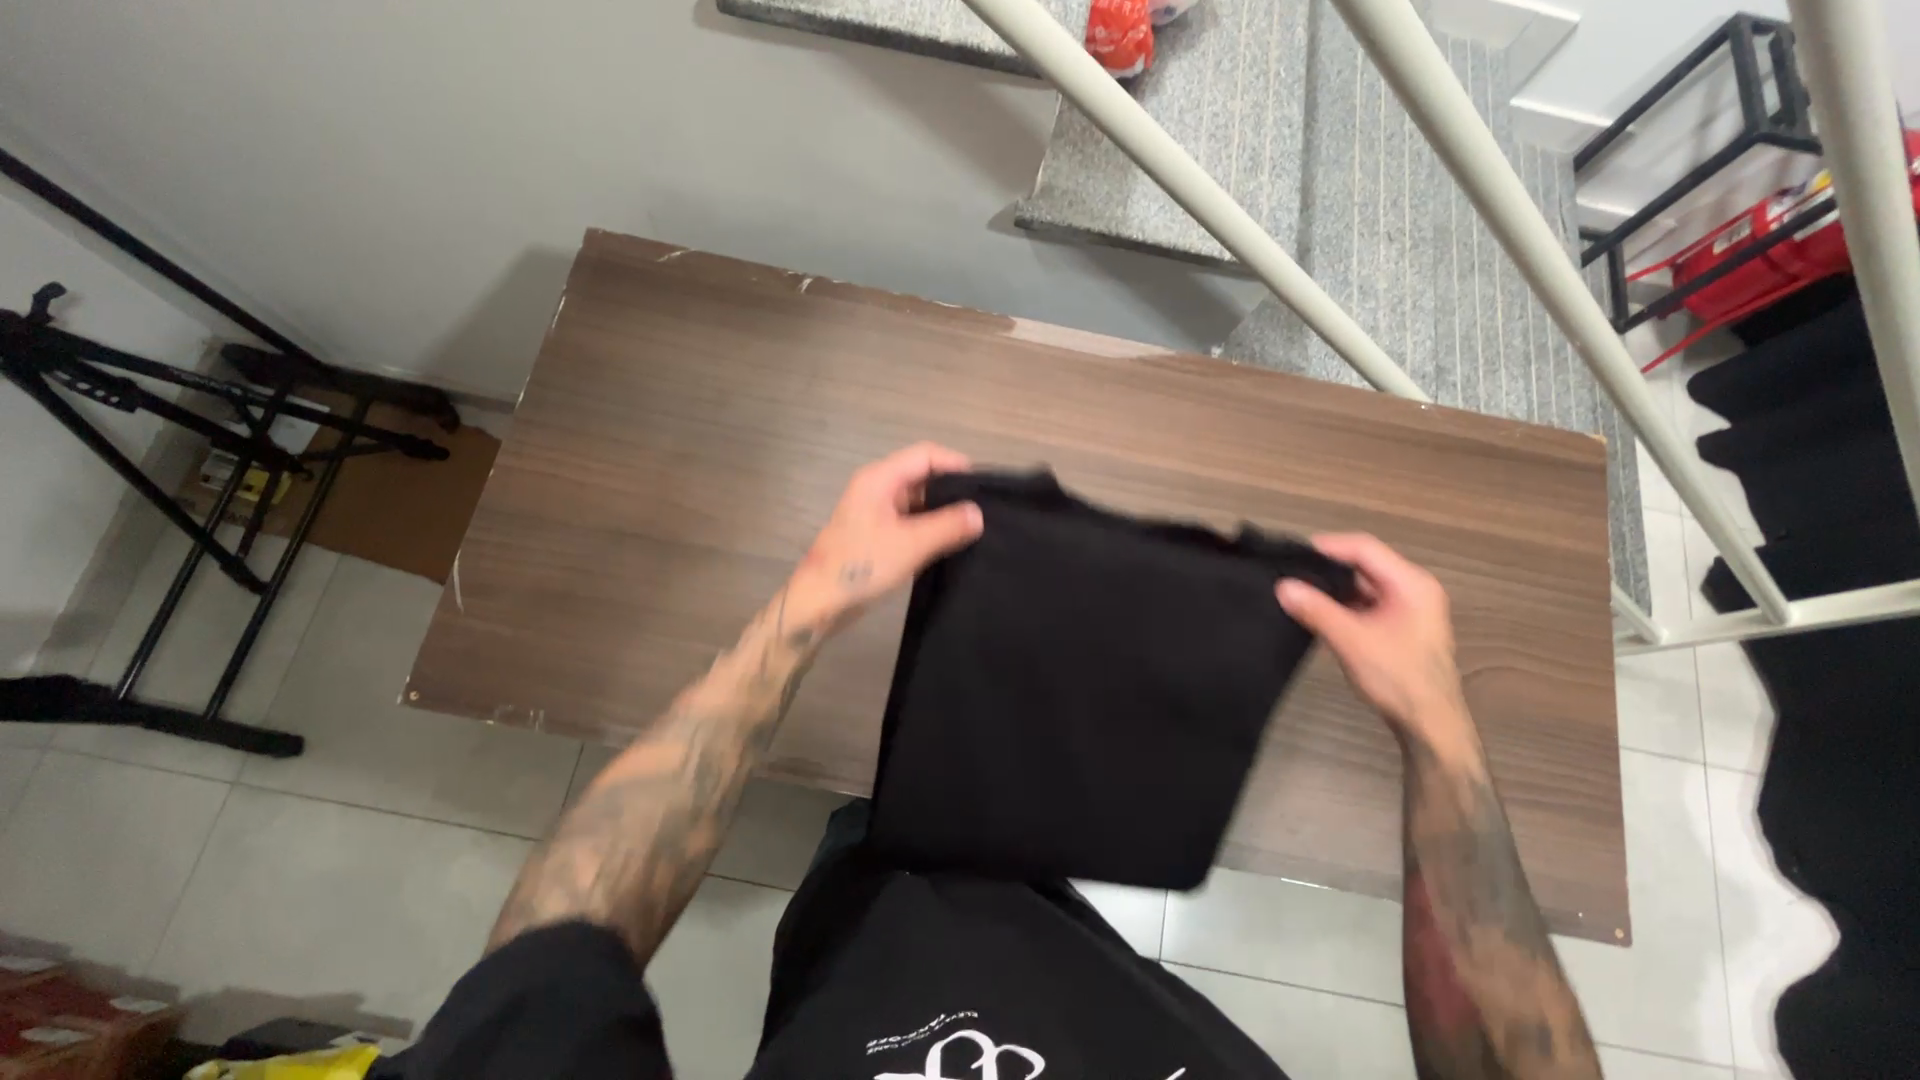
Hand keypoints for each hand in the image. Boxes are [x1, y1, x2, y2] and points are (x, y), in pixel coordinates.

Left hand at [783, 442, 983, 638]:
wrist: (820, 602)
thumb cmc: (862, 566)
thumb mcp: (911, 545)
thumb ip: (948, 526)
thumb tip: (979, 513)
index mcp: (880, 479)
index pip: (926, 455)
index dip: (956, 465)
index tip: (983, 487)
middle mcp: (877, 488)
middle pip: (922, 475)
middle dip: (952, 490)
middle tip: (983, 510)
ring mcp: (875, 511)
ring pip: (918, 500)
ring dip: (942, 512)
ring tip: (973, 528)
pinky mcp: (876, 534)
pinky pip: (910, 520)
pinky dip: (929, 527)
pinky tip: (950, 544)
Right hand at [1275, 533, 1475, 754]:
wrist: (1429, 724)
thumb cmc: (1396, 677)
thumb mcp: (1351, 641)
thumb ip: (1316, 610)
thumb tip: (1282, 586)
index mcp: (1411, 584)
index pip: (1365, 548)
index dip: (1327, 546)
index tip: (1292, 553)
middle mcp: (1414, 589)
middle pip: (1365, 564)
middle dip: (1327, 567)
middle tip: (1290, 570)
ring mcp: (1409, 608)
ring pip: (1364, 584)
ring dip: (1334, 587)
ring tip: (1298, 590)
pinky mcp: (1401, 626)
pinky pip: (1368, 602)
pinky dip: (1344, 604)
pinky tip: (1318, 612)